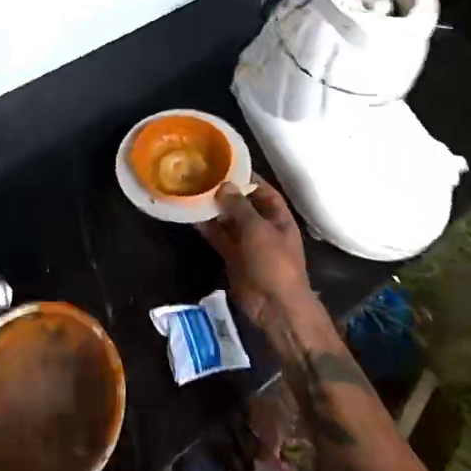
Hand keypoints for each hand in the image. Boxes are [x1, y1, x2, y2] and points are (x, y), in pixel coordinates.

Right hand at [194, 180, 313, 333]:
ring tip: (193, 193)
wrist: (274, 306)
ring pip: (229, 221)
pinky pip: (219, 238)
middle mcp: (263, 228)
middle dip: (226, 193)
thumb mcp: (258, 229)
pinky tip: (192, 217)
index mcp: (278, 218)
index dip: (248, 178)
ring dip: (214, 210)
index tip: (226, 164)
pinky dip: (208, 229)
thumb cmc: (274, 262)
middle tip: (202, 177)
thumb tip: (225, 185)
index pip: (263, 191)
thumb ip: (240, 206)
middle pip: (243, 205)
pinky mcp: (233, 258)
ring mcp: (248, 244)